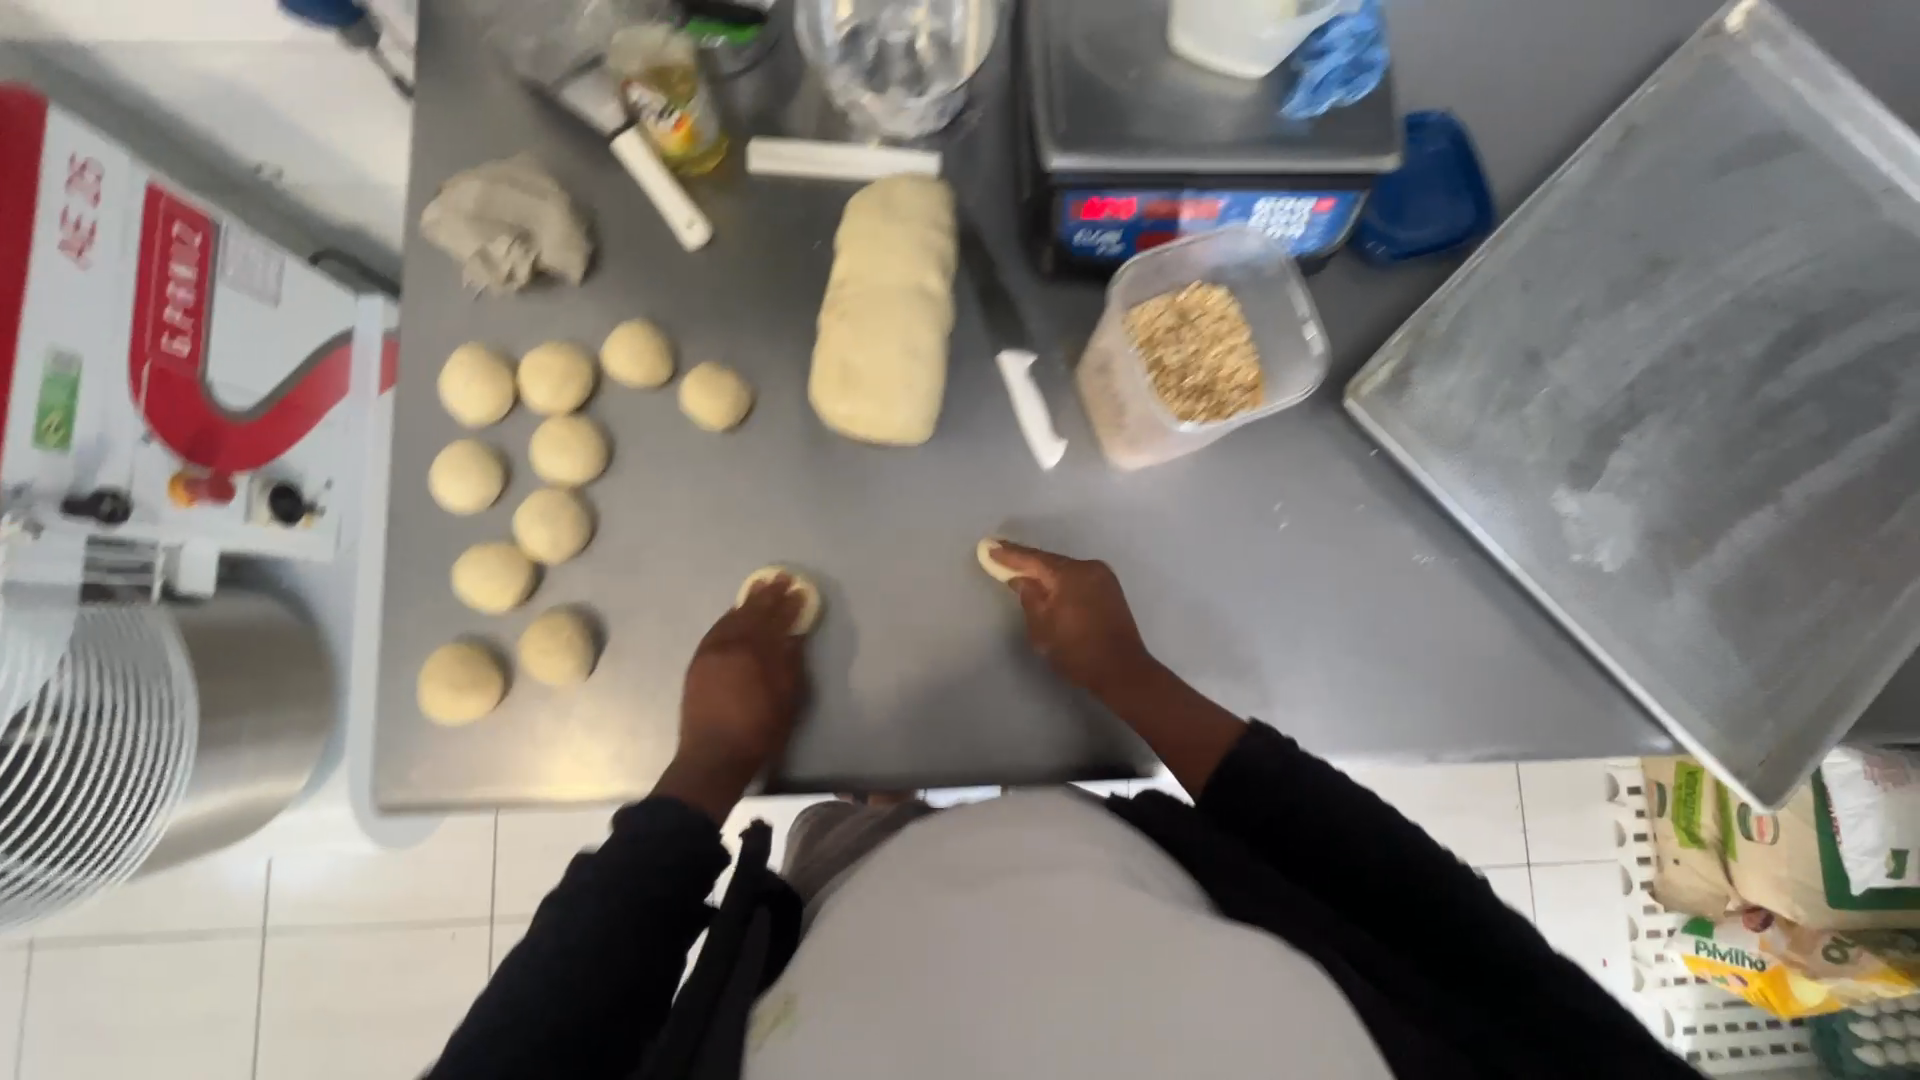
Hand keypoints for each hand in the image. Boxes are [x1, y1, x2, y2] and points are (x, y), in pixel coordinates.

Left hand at [662, 577, 808, 820]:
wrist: (713, 756)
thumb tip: (792, 637)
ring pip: (731, 618)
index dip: (790, 605)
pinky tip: (734, 614)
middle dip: (768, 595)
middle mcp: (731, 645)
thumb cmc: (759, 731)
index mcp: (757, 652)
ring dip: (747, 603)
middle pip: (752, 613)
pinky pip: (715, 630)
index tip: (799, 590)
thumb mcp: (788, 700)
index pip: (777, 620)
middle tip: (780, 579)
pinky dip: (728, 618)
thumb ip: (791, 664)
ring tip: (759, 589)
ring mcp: (711, 652)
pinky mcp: (698, 663)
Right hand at [984, 541, 1156, 697]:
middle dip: (1027, 563)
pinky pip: (1078, 579)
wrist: (1122, 670)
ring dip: (1046, 573)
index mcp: (1071, 574)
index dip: (1010, 555)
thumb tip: (1021, 580)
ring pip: (1066, 571)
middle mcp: (1089, 568)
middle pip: (1051, 562)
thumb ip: (1029, 597)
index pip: (1034, 560)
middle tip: (1003, 558)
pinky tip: (1050, 587)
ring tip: (1023, 574)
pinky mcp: (1110, 590)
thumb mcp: (1042, 627)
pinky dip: (1062, 582)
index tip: (990, 547)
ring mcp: (1103, 578)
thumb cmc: (1077, 651)